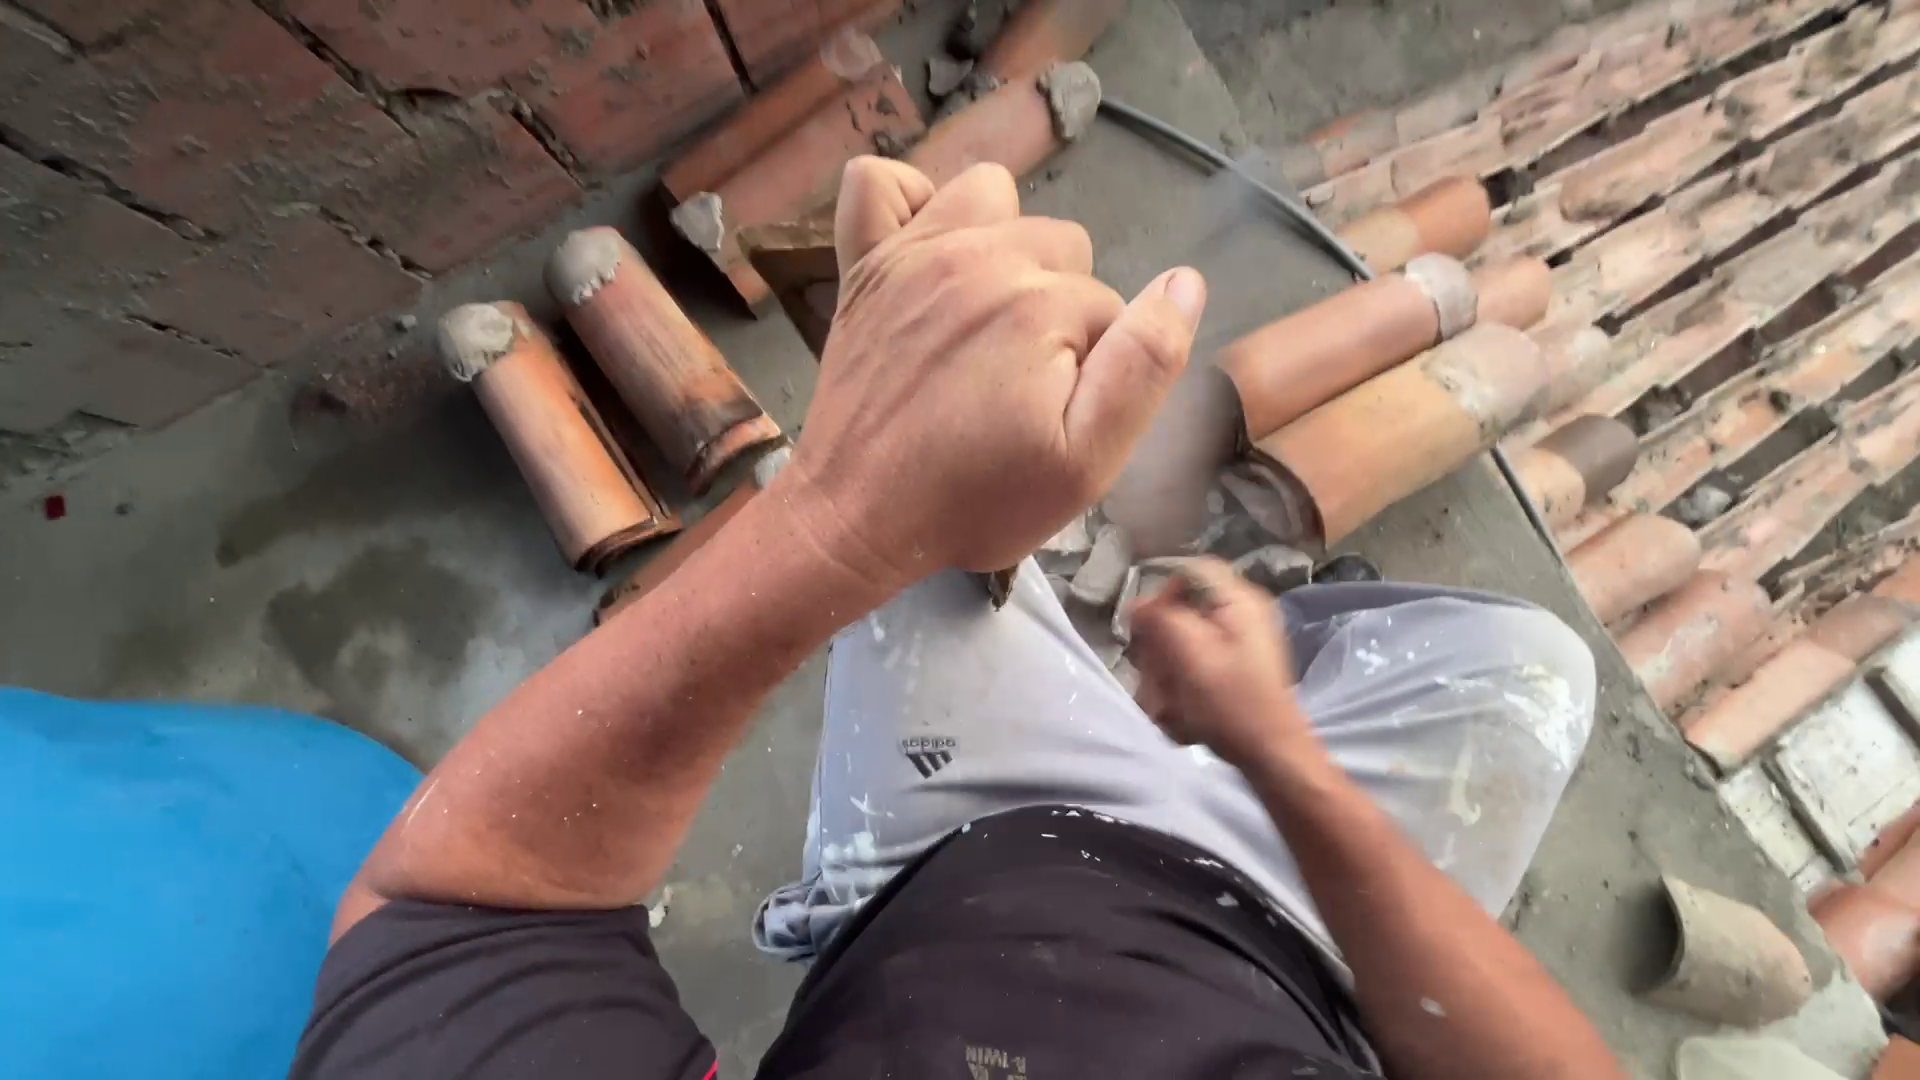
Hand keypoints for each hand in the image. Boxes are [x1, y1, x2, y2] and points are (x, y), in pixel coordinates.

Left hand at [779, 157, 1206, 589]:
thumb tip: (1183, 282)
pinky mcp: (862, 267)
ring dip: (1005, 245)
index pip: (1110, 309)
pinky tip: (924, 252)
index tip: (1055, 418)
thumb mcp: (1084, 465)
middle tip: (1020, 385)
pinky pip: (878, 184)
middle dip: (1058, 311)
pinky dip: (908, 202)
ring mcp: (912, 253)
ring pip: (992, 198)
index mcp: (1041, 304)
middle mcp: (980, 256)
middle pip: (1060, 251)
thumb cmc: (973, 502)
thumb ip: (1143, 370)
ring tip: (987, 316)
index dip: (1096, 368)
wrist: (855, 518)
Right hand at [1128, 559, 1323, 772]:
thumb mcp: (1190, 655)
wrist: (1272, 753)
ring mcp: (1241, 636)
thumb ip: (1161, 618)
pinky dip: (1180, 672)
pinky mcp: (1235, 660)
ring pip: (1184, 631)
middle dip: (1161, 635)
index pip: (1188, 571)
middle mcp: (1243, 610)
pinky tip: (1177, 698)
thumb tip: (1138, 604)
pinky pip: (1195, 652)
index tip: (1145, 626)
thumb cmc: (1232, 704)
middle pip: (1184, 603)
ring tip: (1164, 690)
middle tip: (1152, 666)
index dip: (1160, 593)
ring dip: (1166, 659)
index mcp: (1239, 600)